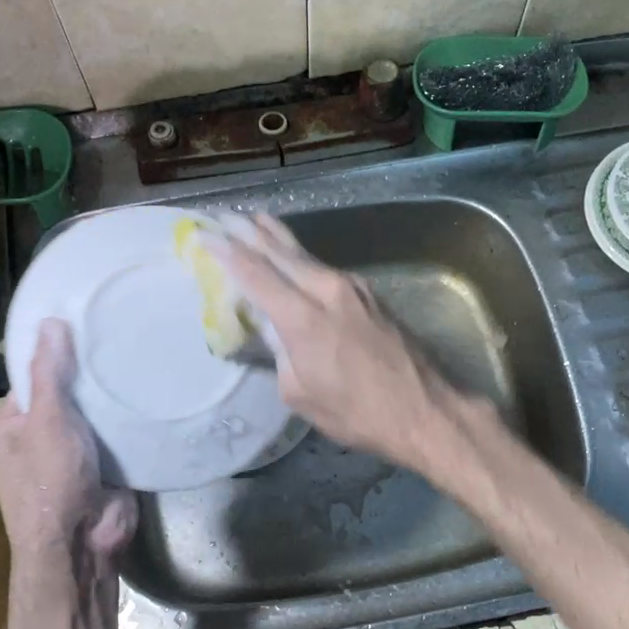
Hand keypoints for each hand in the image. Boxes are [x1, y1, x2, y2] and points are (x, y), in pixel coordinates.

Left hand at [0, 318, 136, 566]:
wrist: (82, 542)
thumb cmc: (50, 480)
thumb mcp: (46, 420)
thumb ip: (50, 373)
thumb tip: (49, 322)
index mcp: (10, 428)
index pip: (32, 380)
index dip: (55, 355)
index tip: (85, 329)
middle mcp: (38, 441)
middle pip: (67, 397)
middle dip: (90, 378)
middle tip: (121, 342)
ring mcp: (72, 457)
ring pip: (94, 418)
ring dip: (114, 401)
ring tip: (141, 362)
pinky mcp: (104, 470)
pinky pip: (117, 438)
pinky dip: (130, 424)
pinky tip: (151, 397)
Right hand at [208, 215, 469, 469]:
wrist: (424, 410)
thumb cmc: (357, 413)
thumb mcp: (300, 394)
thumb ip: (280, 354)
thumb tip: (273, 330)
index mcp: (302, 318)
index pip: (255, 274)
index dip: (226, 253)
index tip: (204, 235)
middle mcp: (327, 291)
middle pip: (281, 253)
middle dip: (250, 233)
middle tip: (226, 215)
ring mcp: (353, 289)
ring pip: (306, 256)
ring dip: (278, 240)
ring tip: (257, 221)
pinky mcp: (370, 296)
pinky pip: (326, 268)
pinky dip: (303, 258)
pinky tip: (295, 257)